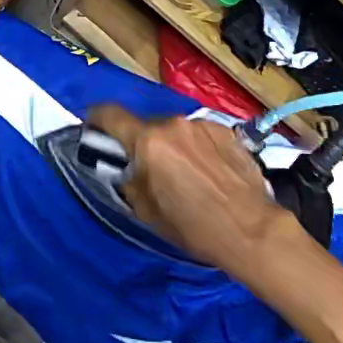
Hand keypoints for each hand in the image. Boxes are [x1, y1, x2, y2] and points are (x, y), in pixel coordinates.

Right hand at [87, 105, 303, 272]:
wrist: (249, 227)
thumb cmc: (193, 226)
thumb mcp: (147, 211)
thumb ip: (131, 181)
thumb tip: (130, 169)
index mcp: (149, 142)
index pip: (112, 115)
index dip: (97, 119)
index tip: (93, 125)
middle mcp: (175, 124)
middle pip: (147, 126)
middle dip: (143, 144)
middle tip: (149, 169)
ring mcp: (204, 125)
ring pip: (176, 131)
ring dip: (173, 146)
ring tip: (186, 175)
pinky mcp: (228, 131)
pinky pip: (201, 135)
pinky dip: (197, 148)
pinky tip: (209, 172)